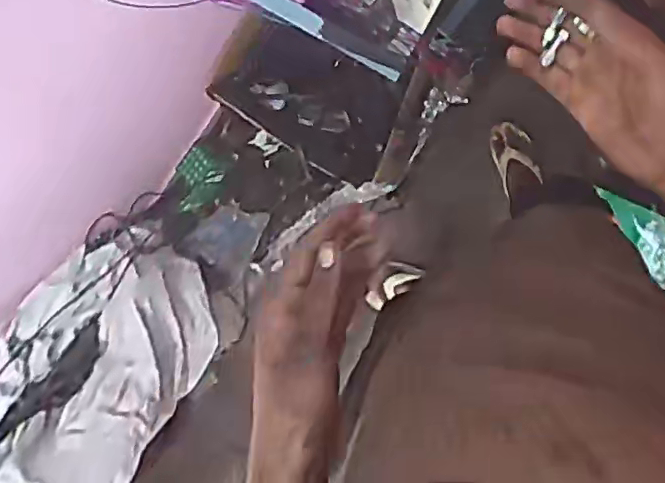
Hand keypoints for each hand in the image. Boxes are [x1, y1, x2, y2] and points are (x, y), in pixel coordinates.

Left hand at [248, 205, 386, 482]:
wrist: (295, 455)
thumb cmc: (295, 404)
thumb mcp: (309, 346)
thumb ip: (320, 295)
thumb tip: (329, 248)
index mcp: (281, 306)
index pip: (307, 253)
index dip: (332, 228)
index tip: (356, 210)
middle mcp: (294, 310)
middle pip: (322, 263)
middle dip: (347, 238)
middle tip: (375, 219)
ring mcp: (310, 326)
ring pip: (335, 281)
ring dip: (357, 259)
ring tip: (383, 239)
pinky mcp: (325, 342)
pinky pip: (343, 303)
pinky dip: (359, 285)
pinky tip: (374, 274)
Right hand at [498, 0, 664, 196]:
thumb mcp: (653, 56)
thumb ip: (620, 30)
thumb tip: (586, 7)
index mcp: (623, 35)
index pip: (587, 6)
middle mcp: (601, 50)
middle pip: (564, 23)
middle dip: (537, 9)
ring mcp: (586, 76)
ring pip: (550, 47)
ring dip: (527, 33)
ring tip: (503, 23)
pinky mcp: (574, 100)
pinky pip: (547, 77)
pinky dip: (530, 65)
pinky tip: (512, 55)